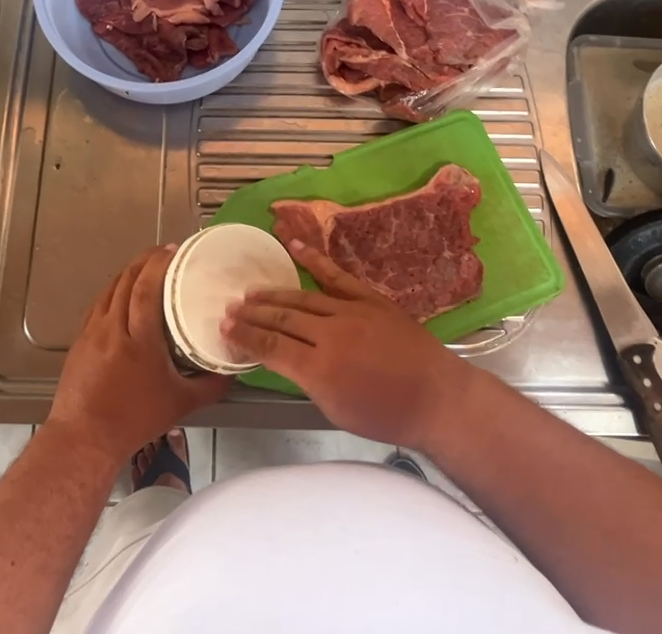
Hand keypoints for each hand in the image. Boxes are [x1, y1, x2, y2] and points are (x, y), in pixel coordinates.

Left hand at [46, 245, 230, 462]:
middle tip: (164, 252)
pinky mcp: (80, 340)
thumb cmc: (135, 420)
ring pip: (110, 290)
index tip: (173, 251)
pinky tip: (121, 293)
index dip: (159, 264)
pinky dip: (113, 291)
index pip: (146, 288)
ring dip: (128, 273)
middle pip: (126, 281)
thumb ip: (211, 385)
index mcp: (140, 339)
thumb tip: (233, 370)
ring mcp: (92, 332)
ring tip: (146, 266)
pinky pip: (98, 305)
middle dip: (145, 260)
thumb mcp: (181, 404)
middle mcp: (113, 328)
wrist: (84, 437)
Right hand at [222, 239, 477, 450]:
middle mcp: (330, 335)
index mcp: (319, 369)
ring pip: (302, 297)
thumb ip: (307, 381)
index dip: (244, 336)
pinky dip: (314, 259)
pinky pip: (337, 275)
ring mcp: (352, 312)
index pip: (270, 347)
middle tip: (229, 309)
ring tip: (251, 293)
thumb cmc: (386, 415)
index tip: (224, 328)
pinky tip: (294, 247)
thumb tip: (286, 359)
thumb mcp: (335, 410)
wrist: (436, 398)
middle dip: (252, 314)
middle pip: (281, 319)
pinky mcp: (370, 299)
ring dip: (274, 294)